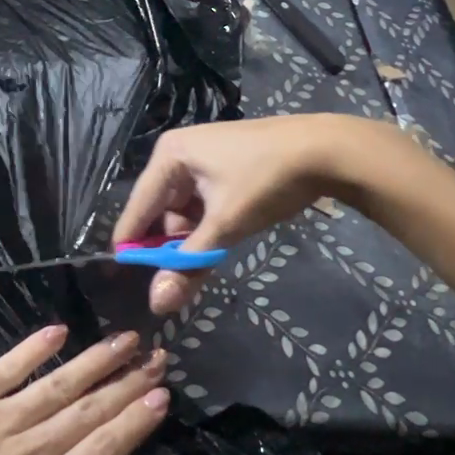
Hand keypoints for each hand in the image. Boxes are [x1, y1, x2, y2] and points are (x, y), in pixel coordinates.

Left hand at [0, 325, 168, 454]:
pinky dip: (34, 348)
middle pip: (89, 413)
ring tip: (125, 339)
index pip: (102, 452)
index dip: (135, 422)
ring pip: (58, 385)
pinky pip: (6, 368)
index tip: (162, 396)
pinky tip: (58, 331)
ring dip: (95, 361)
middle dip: (126, 384)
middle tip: (157, 355)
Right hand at [115, 114, 406, 313]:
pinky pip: (200, 203)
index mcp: (168, 157)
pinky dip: (206, 226)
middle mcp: (176, 153)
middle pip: (158, 210)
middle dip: (168, 247)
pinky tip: (218, 245)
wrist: (324, 150)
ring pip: (182, 210)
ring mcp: (199, 158)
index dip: (133, 248)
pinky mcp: (220, 166)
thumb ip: (188, 263)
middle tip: (178, 283)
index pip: (136, 209)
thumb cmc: (266, 181)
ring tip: (205, 264)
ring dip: (190, 239)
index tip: (130, 285)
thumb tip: (157, 304)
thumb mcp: (226, 225)